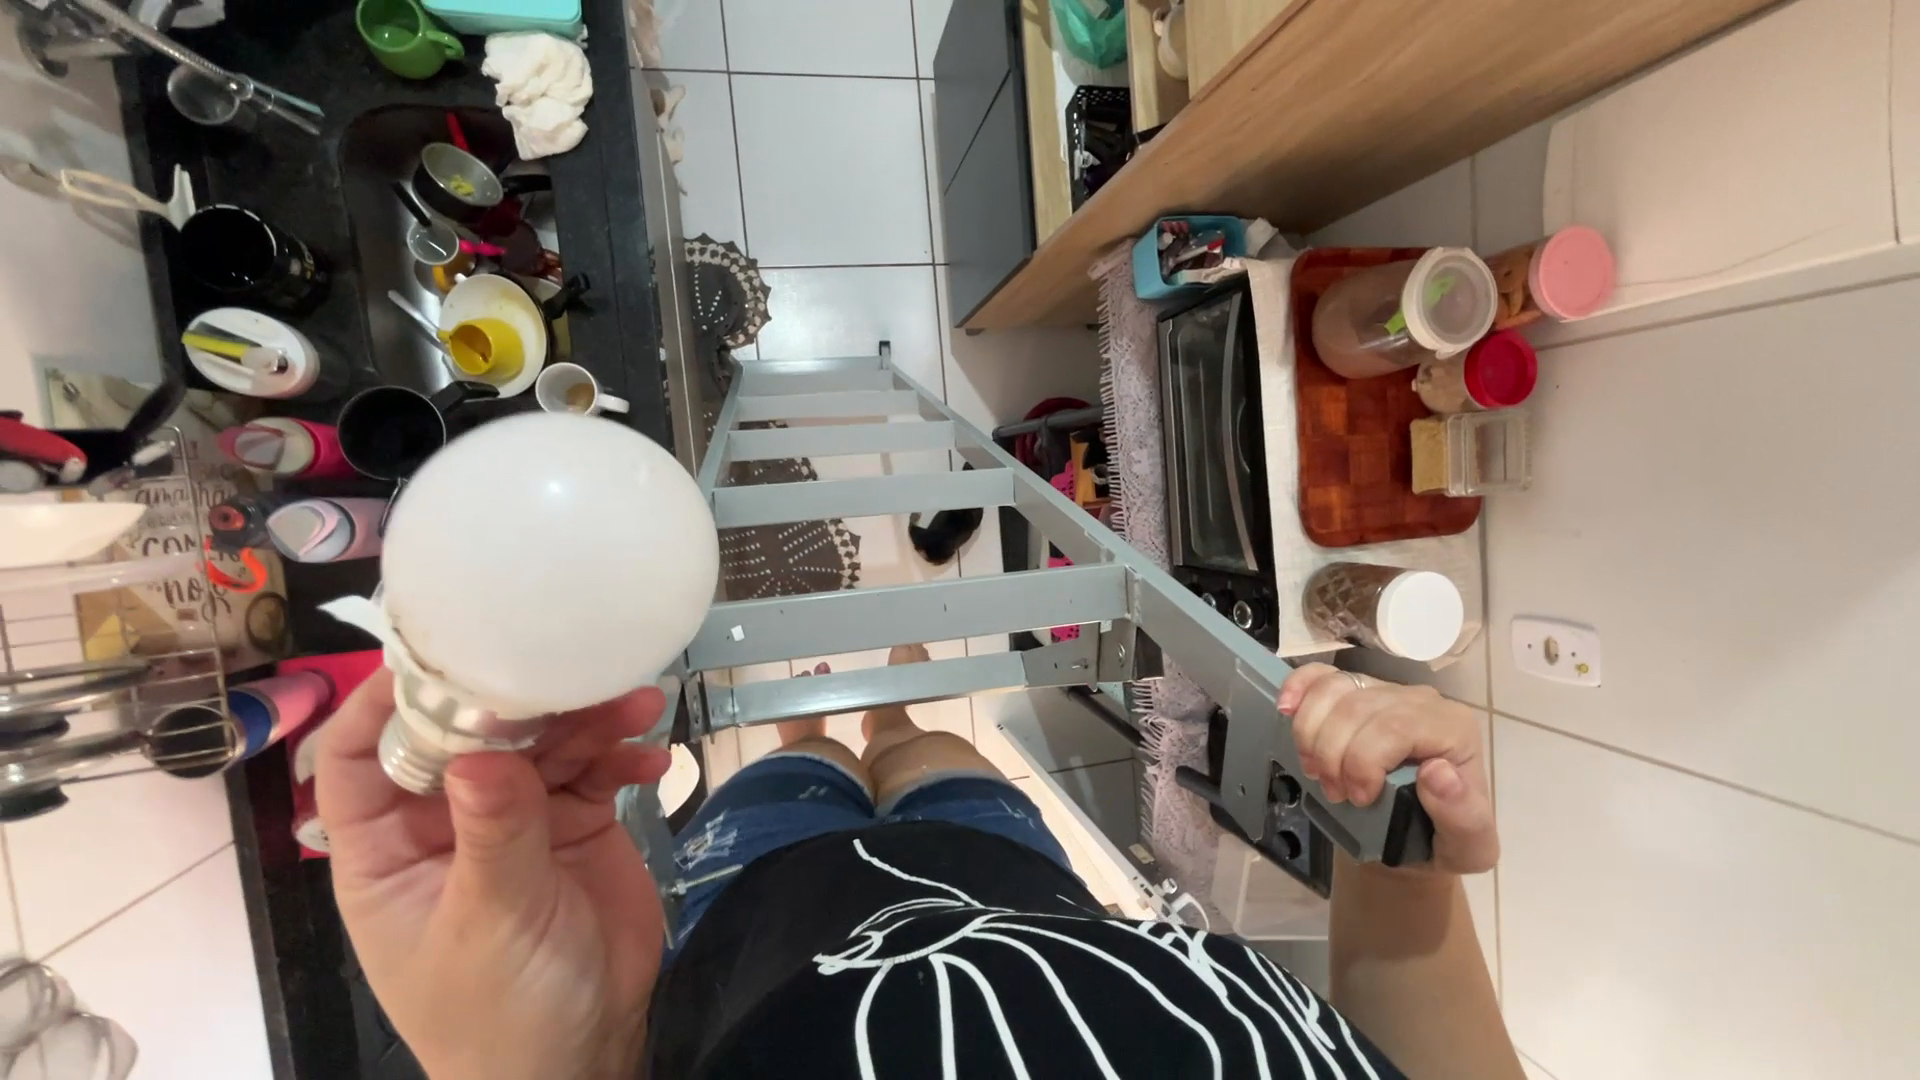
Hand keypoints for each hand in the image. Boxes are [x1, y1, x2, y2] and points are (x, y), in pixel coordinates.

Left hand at [316, 670, 672, 1078]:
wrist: (585, 1049)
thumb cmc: (502, 1003)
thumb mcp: (490, 920)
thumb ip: (493, 835)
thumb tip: (484, 751)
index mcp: (393, 847)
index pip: (364, 761)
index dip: (386, 706)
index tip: (439, 658)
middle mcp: (452, 819)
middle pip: (477, 737)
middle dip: (523, 705)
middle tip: (573, 671)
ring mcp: (522, 818)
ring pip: (549, 746)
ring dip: (594, 723)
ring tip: (641, 706)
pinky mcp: (578, 822)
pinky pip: (599, 771)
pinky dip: (626, 760)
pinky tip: (654, 763)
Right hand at [1277, 664, 1496, 874]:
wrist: (1414, 835)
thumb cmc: (1440, 839)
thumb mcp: (1468, 848)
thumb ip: (1463, 817)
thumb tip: (1438, 772)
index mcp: (1452, 728)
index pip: (1395, 726)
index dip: (1363, 760)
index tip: (1357, 799)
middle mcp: (1419, 700)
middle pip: (1356, 708)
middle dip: (1332, 754)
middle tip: (1334, 793)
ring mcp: (1383, 690)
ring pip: (1332, 690)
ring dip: (1310, 732)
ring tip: (1315, 770)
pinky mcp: (1354, 691)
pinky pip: (1321, 675)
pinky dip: (1297, 687)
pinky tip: (1286, 710)